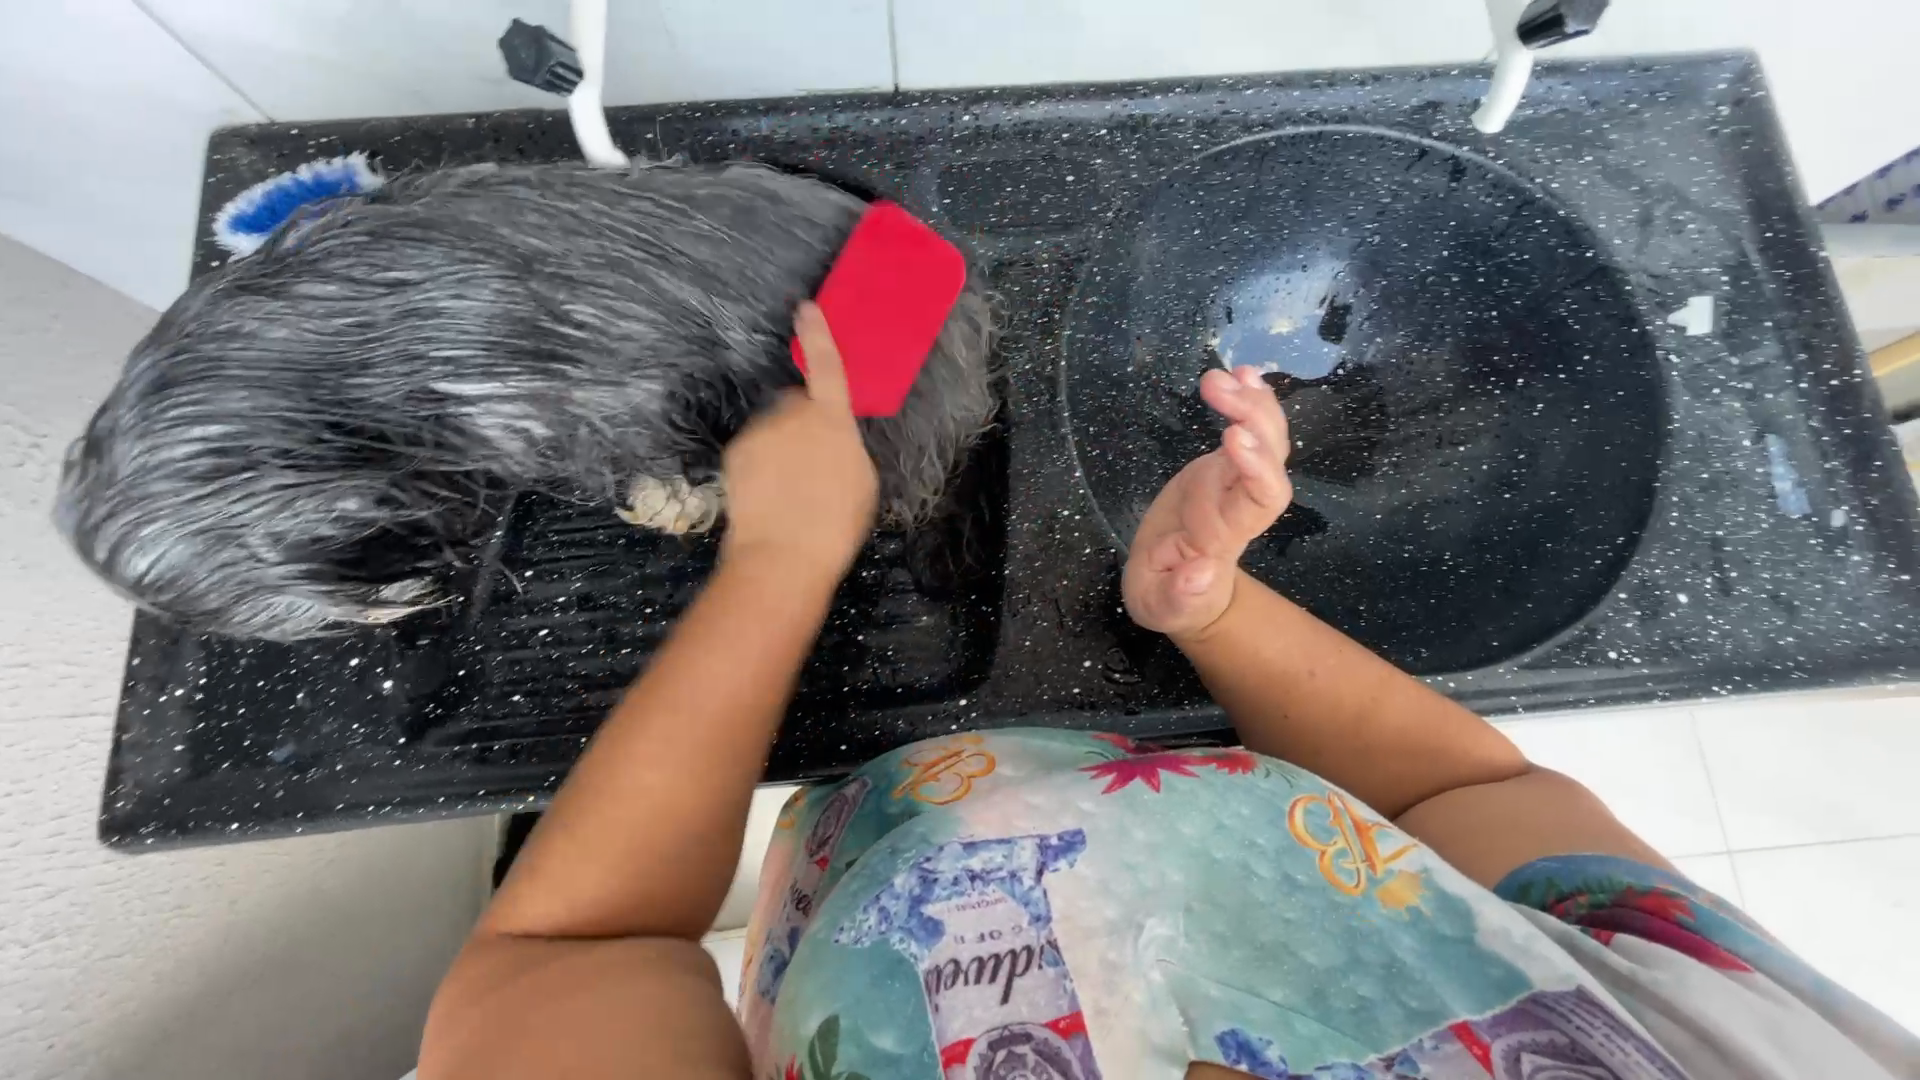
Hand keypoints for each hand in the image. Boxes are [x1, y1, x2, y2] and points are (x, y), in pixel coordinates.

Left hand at [719, 302, 878, 583]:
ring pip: (773, 429)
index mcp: (832, 421)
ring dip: (782, 447)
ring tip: (790, 491)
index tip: (806, 308)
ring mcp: (759, 433)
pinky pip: (754, 450)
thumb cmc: (837, 523)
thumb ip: (845, 448)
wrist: (781, 555)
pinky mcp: (734, 454)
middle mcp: (791, 416)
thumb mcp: (862, 482)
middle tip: (813, 463)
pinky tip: (769, 496)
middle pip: (796, 404)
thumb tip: (831, 440)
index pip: (827, 368)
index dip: (819, 336)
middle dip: (803, 421)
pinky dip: (761, 465)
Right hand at [1123, 366, 1291, 639]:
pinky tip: (1243, 373)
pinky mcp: (1222, 470)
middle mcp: (1241, 505)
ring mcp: (1235, 484)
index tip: (1234, 436)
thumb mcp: (1161, 607)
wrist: (1183, 590)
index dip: (1254, 468)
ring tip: (1228, 372)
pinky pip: (1248, 431)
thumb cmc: (1169, 600)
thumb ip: (1178, 596)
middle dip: (1253, 419)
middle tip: (1218, 385)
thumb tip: (1201, 573)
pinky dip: (1249, 401)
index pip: (1258, 500)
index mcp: (1226, 538)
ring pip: (1264, 439)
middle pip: (1270, 459)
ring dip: (1251, 402)